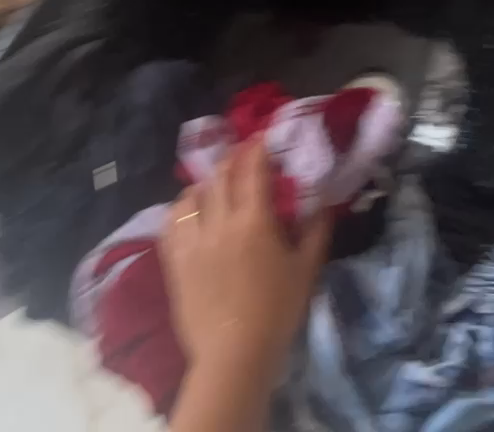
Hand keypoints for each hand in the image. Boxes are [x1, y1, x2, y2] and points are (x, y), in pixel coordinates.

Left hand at [159, 138, 333, 373]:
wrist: (235, 355)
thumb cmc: (277, 310)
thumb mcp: (307, 268)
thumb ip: (316, 230)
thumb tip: (323, 201)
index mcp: (255, 221)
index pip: (253, 170)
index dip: (257, 148)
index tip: (262, 137)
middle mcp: (221, 223)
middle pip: (219, 176)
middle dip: (231, 159)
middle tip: (240, 155)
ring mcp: (193, 242)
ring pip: (190, 197)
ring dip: (203, 184)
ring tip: (212, 185)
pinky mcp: (175, 263)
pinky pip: (169, 224)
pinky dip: (179, 211)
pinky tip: (188, 212)